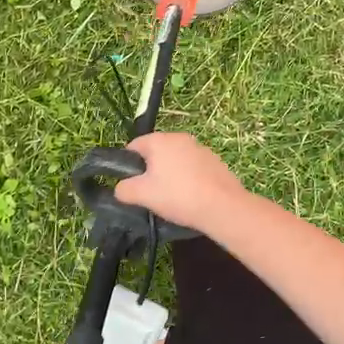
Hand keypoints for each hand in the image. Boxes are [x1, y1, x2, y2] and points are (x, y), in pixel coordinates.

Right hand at [113, 131, 251, 229]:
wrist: (222, 207)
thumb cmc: (177, 196)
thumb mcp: (142, 195)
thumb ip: (123, 189)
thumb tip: (120, 188)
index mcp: (159, 140)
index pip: (133, 146)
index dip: (127, 166)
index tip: (131, 185)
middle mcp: (179, 137)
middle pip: (155, 153)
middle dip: (150, 171)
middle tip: (151, 194)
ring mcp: (199, 147)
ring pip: (175, 160)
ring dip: (170, 174)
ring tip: (173, 198)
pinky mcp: (214, 160)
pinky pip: (193, 167)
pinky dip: (188, 178)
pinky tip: (191, 197)